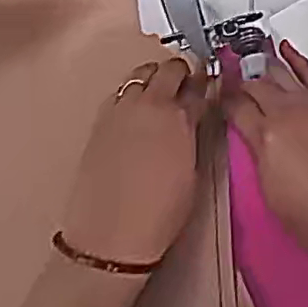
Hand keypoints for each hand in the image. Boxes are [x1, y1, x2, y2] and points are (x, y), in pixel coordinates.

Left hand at [60, 58, 207, 266]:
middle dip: (181, 74)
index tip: (207, 89)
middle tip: (185, 89)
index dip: (205, 85)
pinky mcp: (101, 118)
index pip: (198, 85)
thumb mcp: (191, 171)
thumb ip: (192, 132)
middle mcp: (150, 102)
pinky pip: (120, 90)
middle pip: (170, 68)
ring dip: (154, 78)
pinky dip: (132, 93)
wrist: (109, 237)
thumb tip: (193, 115)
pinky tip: (134, 113)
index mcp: (179, 116)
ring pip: (142, 73)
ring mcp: (122, 107)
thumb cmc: (160, 213)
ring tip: (158, 97)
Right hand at [222, 41, 307, 262]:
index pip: (236, 106)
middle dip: (240, 83)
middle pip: (255, 85)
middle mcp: (284, 113)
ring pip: (279, 73)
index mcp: (263, 134)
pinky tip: (287, 49)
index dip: (225, 99)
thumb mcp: (264, 183)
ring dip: (263, 67)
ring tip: (254, 60)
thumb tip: (251, 134)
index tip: (221, 96)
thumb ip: (254, 149)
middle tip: (233, 81)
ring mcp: (307, 104)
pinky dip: (297, 58)